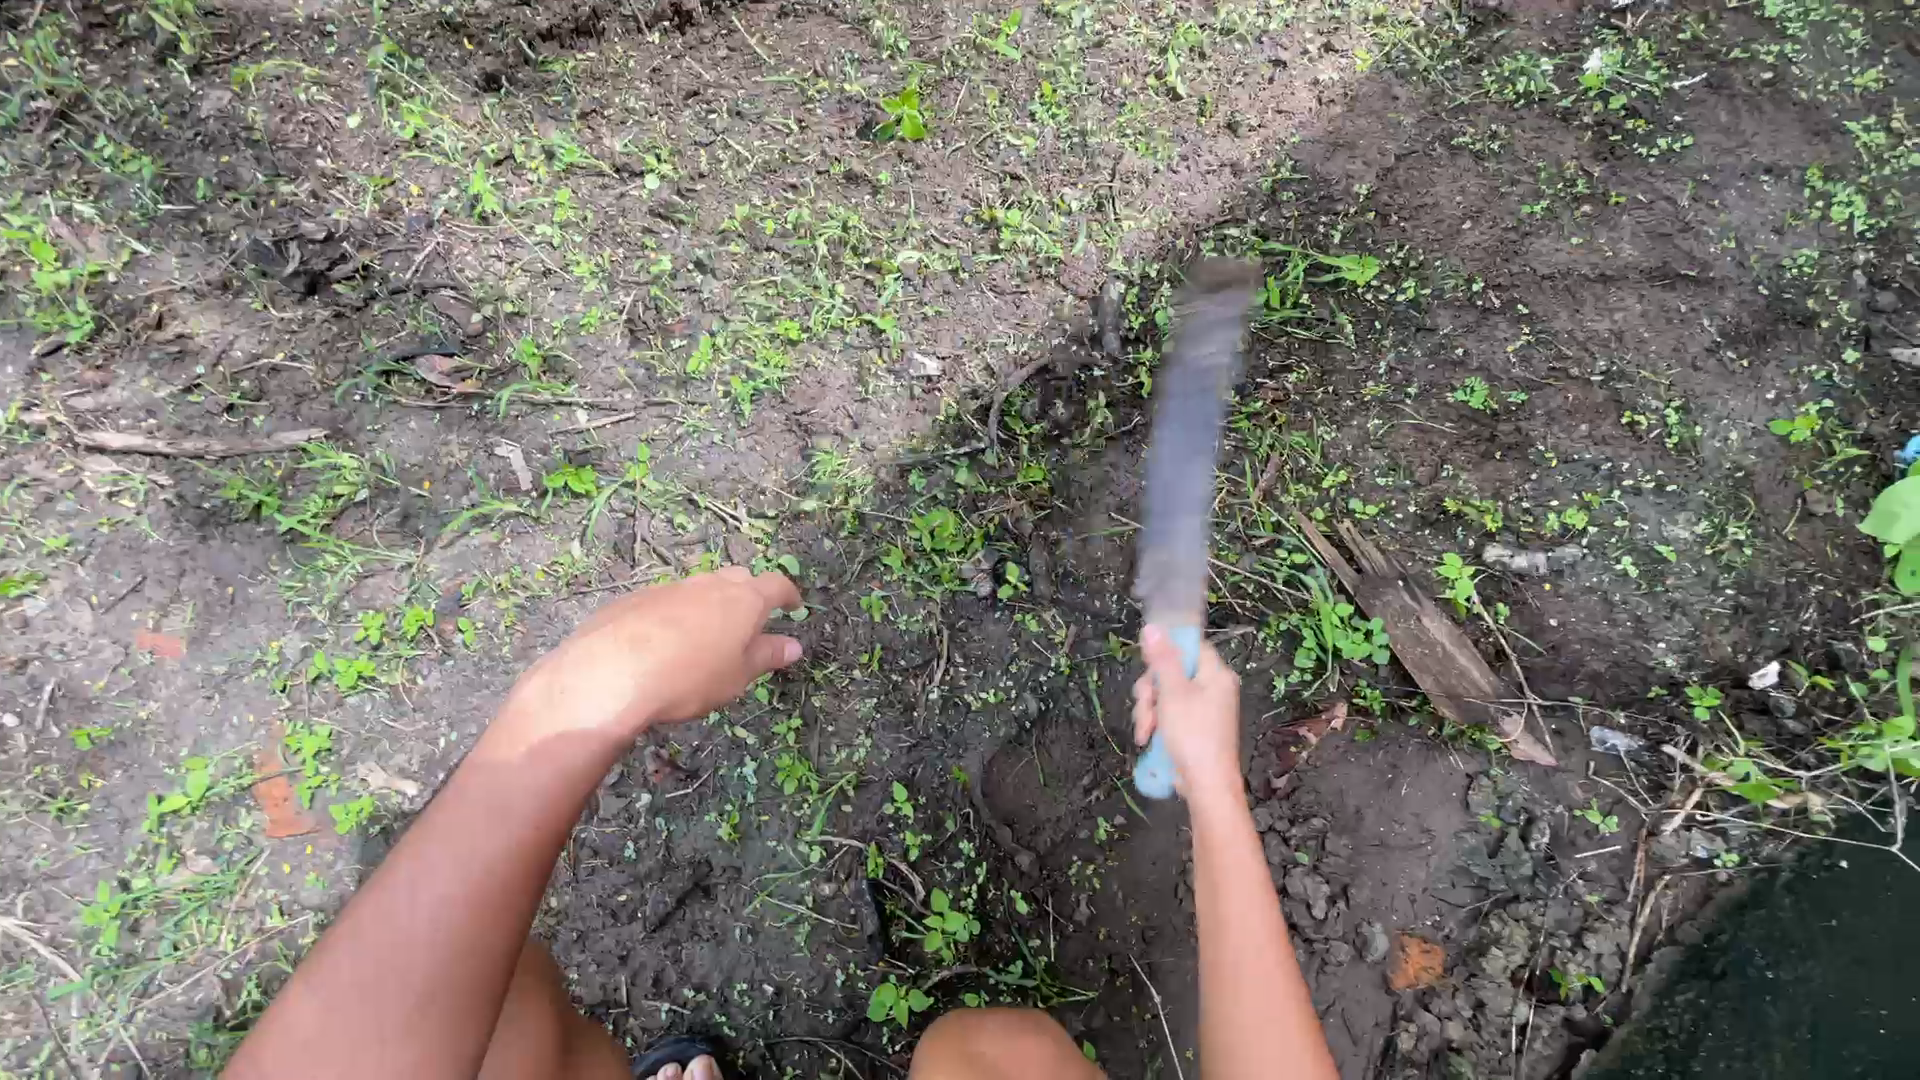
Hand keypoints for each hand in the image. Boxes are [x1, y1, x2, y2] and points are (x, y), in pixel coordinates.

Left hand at [502, 567, 803, 742]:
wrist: (609, 674)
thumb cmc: (689, 677)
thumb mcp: (737, 676)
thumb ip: (767, 656)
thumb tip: (794, 645)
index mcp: (743, 600)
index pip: (776, 585)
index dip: (788, 594)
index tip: (794, 606)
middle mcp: (709, 584)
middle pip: (738, 578)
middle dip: (750, 594)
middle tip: (751, 622)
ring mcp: (670, 587)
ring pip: (700, 587)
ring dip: (711, 604)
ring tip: (707, 636)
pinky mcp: (635, 598)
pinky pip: (667, 600)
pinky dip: (676, 615)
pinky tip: (664, 643)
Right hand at [1131, 624, 1241, 799]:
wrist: (1207, 785)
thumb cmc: (1193, 735)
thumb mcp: (1172, 693)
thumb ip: (1162, 659)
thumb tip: (1152, 626)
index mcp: (1216, 674)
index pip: (1190, 646)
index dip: (1166, 652)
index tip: (1148, 665)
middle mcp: (1213, 687)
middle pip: (1172, 671)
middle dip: (1151, 691)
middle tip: (1146, 706)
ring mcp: (1204, 709)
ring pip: (1165, 694)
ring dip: (1149, 711)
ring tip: (1146, 731)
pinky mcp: (1194, 727)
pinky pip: (1169, 713)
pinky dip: (1157, 723)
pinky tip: (1149, 739)